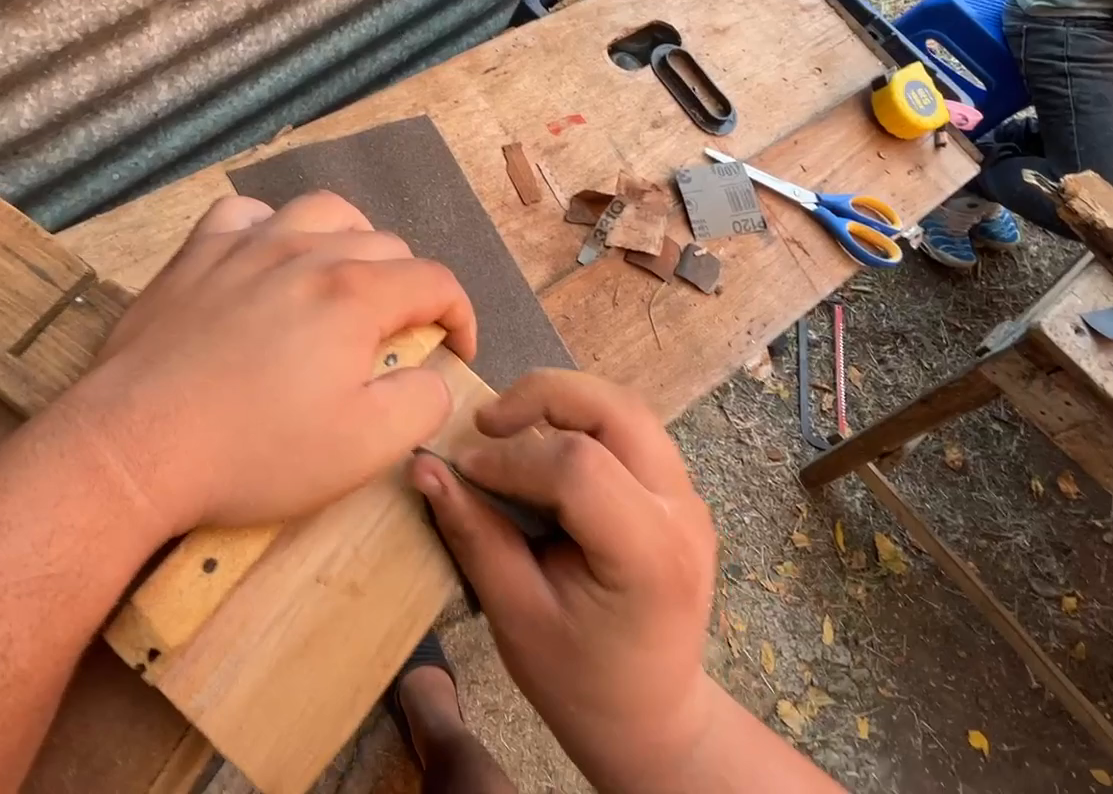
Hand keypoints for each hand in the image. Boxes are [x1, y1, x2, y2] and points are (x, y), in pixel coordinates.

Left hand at [67, 191, 477, 536]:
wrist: (136, 446)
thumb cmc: (255, 451)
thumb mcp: (364, 447)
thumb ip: (422, 402)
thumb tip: (435, 374)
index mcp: (353, 295)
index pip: (435, 280)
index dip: (460, 314)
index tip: (455, 350)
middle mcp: (304, 253)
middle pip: (385, 245)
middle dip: (409, 287)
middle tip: (397, 337)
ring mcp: (244, 247)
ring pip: (321, 212)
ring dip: (351, 241)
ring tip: (346, 279)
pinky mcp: (195, 257)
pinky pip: (244, 214)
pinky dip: (270, 227)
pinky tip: (266, 257)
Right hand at [409, 370, 716, 793]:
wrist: (651, 715)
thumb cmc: (579, 681)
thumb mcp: (515, 616)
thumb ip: (474, 536)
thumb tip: (424, 467)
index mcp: (651, 555)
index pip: (580, 467)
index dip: (510, 459)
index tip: (461, 469)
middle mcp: (682, 511)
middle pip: (616, 410)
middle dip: (542, 396)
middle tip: (485, 421)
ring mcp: (687, 496)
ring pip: (624, 408)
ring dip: (560, 402)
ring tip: (507, 428)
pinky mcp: (675, 490)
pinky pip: (626, 429)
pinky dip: (577, 420)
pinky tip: (539, 448)